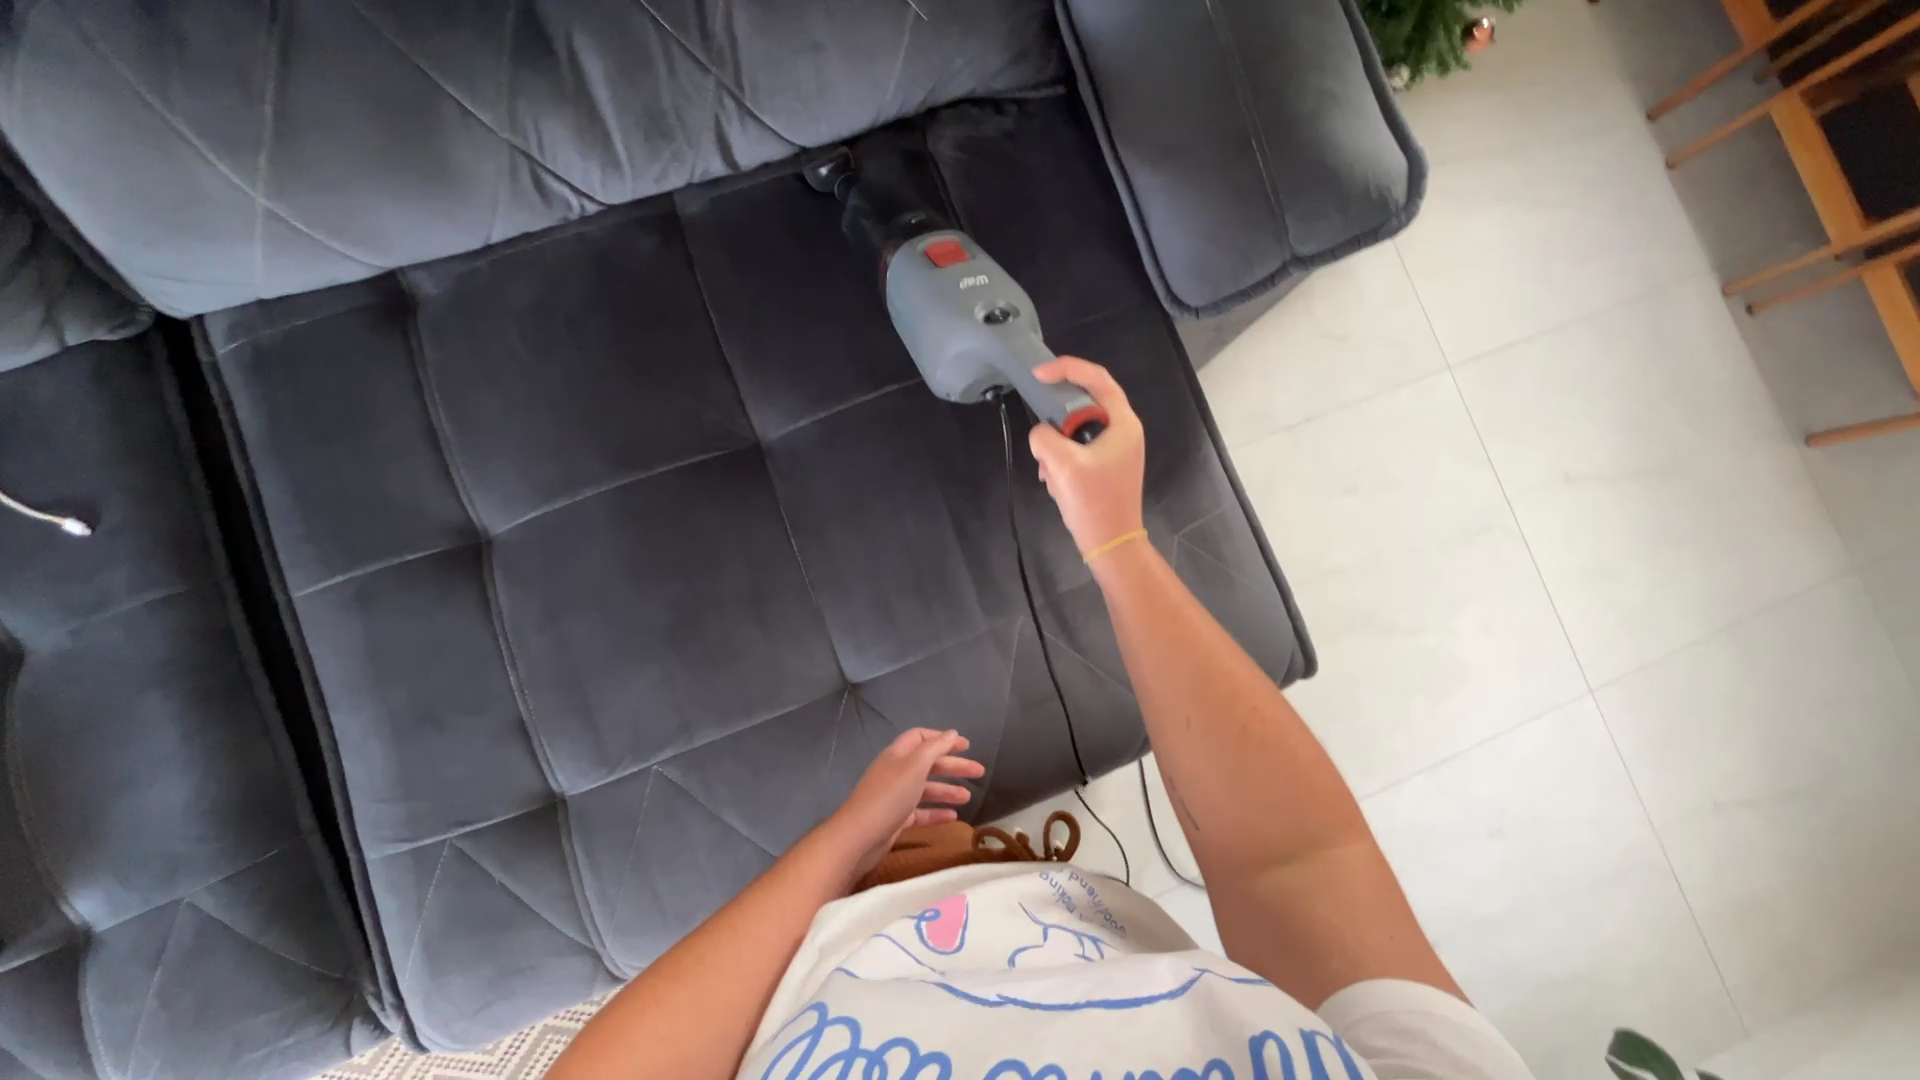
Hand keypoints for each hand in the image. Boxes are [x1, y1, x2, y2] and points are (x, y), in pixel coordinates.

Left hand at [824, 728, 985, 883]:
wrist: (859, 837)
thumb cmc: (889, 795)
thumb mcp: (915, 766)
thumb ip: (935, 748)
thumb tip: (952, 733)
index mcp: (898, 754)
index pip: (921, 738)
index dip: (943, 739)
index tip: (966, 746)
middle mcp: (896, 772)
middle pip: (928, 763)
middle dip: (953, 766)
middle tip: (979, 772)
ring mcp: (895, 797)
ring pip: (926, 789)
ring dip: (947, 791)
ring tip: (968, 798)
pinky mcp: (896, 819)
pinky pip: (920, 812)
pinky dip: (936, 813)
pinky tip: (953, 817)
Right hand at [1029, 357, 1145, 554]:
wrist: (1111, 544)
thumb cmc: (1094, 502)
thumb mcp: (1062, 464)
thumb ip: (1044, 437)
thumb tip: (1041, 434)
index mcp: (1123, 423)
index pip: (1097, 378)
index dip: (1066, 369)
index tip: (1038, 375)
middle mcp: (1123, 431)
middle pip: (1084, 405)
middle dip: (1057, 422)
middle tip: (1042, 437)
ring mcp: (1116, 450)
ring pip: (1077, 431)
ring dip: (1057, 446)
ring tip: (1048, 470)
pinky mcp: (1106, 467)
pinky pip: (1078, 450)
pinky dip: (1062, 460)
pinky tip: (1054, 482)